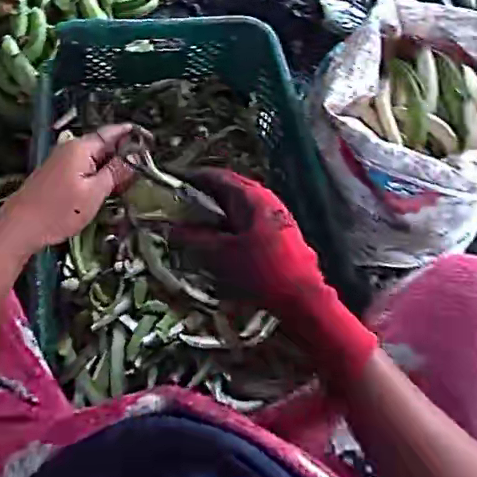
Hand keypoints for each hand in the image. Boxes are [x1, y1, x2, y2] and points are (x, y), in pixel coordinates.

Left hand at [0, 125, 136, 258]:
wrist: (21, 225)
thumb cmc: (59, 210)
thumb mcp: (94, 194)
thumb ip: (114, 173)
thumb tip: (134, 157)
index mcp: (81, 147)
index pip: (111, 132)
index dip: (131, 134)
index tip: (150, 140)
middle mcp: (71, 147)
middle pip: (103, 144)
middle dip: (123, 152)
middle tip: (146, 165)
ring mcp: (62, 159)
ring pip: (94, 156)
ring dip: (111, 165)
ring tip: (131, 178)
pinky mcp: (57, 172)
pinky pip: (84, 166)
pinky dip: (98, 172)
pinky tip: (107, 186)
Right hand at [173, 167, 377, 383]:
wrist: (305, 301)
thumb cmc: (260, 272)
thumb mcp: (219, 255)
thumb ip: (193, 239)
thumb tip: (171, 229)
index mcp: (249, 195)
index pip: (214, 176)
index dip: (191, 178)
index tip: (172, 183)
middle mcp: (265, 197)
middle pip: (228, 186)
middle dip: (204, 193)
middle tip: (183, 202)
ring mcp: (277, 213)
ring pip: (240, 202)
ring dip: (219, 207)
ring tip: (200, 220)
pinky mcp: (282, 230)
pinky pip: (250, 216)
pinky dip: (232, 220)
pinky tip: (224, 237)